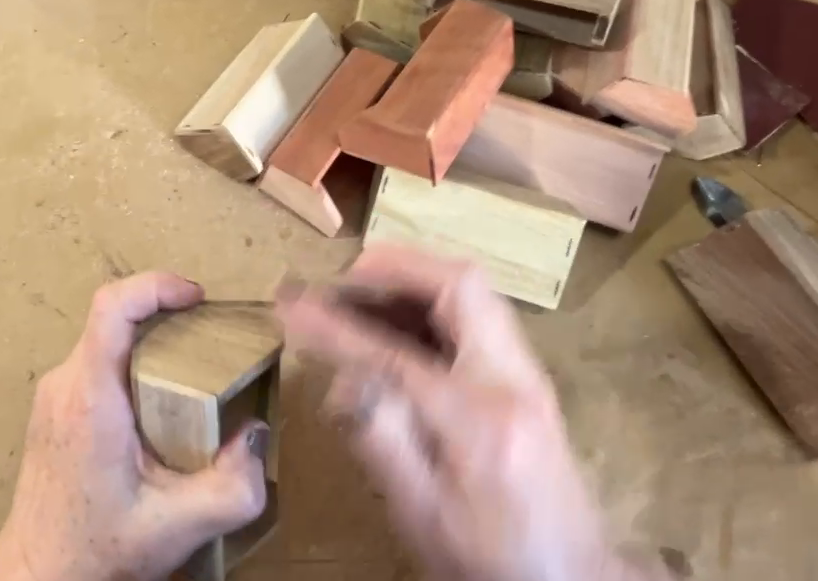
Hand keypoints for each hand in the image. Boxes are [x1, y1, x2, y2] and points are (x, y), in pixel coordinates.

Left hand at [0, 272, 270, 580]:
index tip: (195, 296)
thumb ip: (233, 487)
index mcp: (91, 396)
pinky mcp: (51, 406)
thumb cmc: (99, 549)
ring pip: (103, 340)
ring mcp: (52, 392)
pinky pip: (94, 362)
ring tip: (188, 373)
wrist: (38, 575)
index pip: (112, 307)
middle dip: (163, 314)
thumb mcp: (178, 528)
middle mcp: (64, 382)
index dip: (155, 286)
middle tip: (206, 338)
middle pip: (111, 317)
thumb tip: (258, 435)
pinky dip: (129, 362)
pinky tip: (155, 403)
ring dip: (146, 341)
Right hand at [278, 246, 651, 580]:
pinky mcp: (525, 378)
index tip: (290, 305)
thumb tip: (342, 378)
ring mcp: (527, 374)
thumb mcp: (424, 517)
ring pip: (470, 289)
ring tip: (360, 297)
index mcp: (481, 422)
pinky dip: (429, 302)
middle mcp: (513, 380)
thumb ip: (380, 441)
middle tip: (343, 281)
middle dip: (395, 267)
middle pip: (460, 283)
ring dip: (411, 280)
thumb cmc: (492, 562)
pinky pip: (475, 312)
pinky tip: (395, 326)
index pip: (395, 353)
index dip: (336, 325)